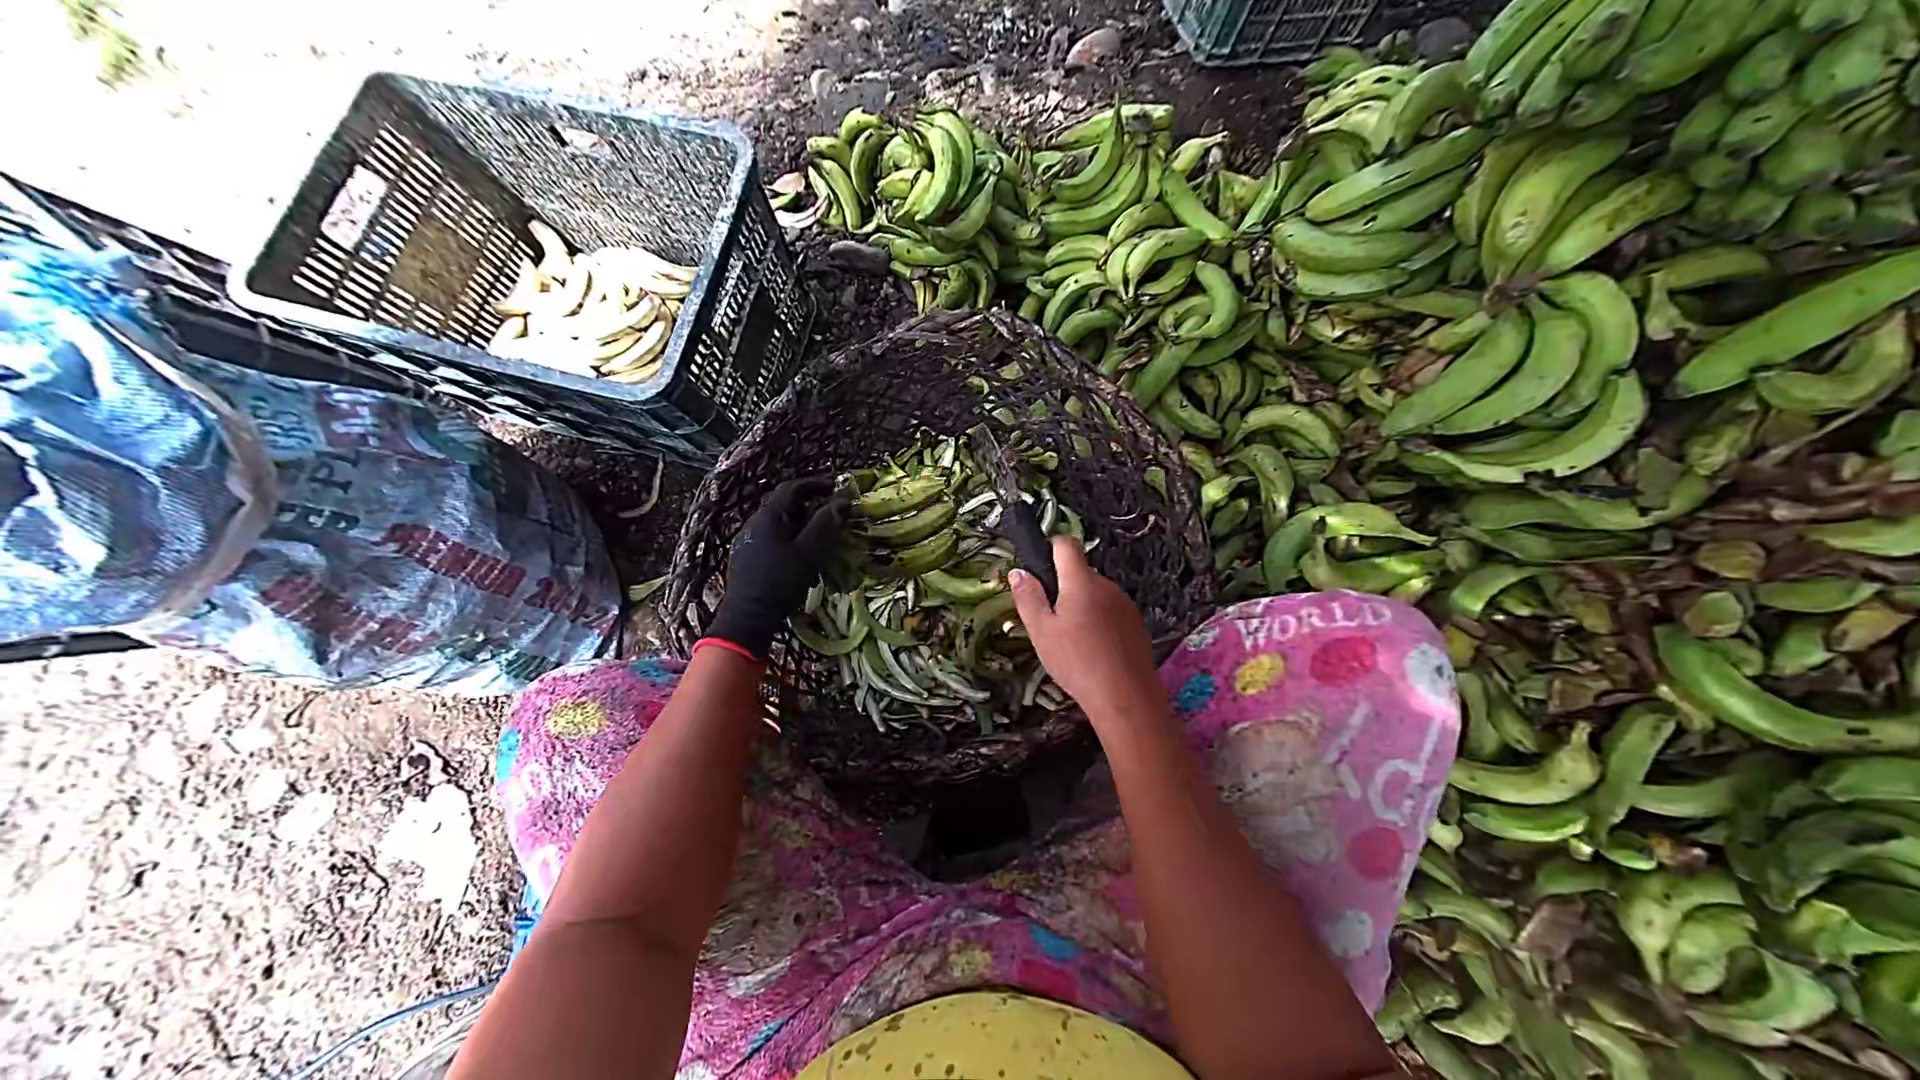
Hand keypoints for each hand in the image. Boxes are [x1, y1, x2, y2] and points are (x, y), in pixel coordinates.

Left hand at [706, 477, 850, 657]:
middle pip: (785, 505)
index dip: (816, 484)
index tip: (836, 488)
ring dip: (800, 524)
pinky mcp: (746, 557)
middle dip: (810, 505)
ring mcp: (747, 540)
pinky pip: (772, 538)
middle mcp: (754, 523)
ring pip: (779, 523)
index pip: (792, 488)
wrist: (748, 618)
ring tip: (820, 537)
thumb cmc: (780, 582)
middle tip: (832, 514)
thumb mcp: (809, 553)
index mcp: (769, 517)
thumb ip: (825, 524)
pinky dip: (790, 539)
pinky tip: (800, 556)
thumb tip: (842, 501)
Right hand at [1009, 536, 1166, 726]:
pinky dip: (1099, 622)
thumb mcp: (1041, 631)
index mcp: (1081, 582)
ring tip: (1071, 641)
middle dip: (1064, 588)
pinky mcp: (1136, 623)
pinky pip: (1111, 611)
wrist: (1125, 696)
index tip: (1040, 569)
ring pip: (1096, 594)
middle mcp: (1106, 585)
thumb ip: (1029, 598)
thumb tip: (1018, 572)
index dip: (1051, 547)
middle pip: (1080, 573)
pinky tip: (1093, 650)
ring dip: (1082, 606)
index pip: (1066, 544)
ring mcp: (1125, 604)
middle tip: (1050, 621)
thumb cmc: (1077, 662)